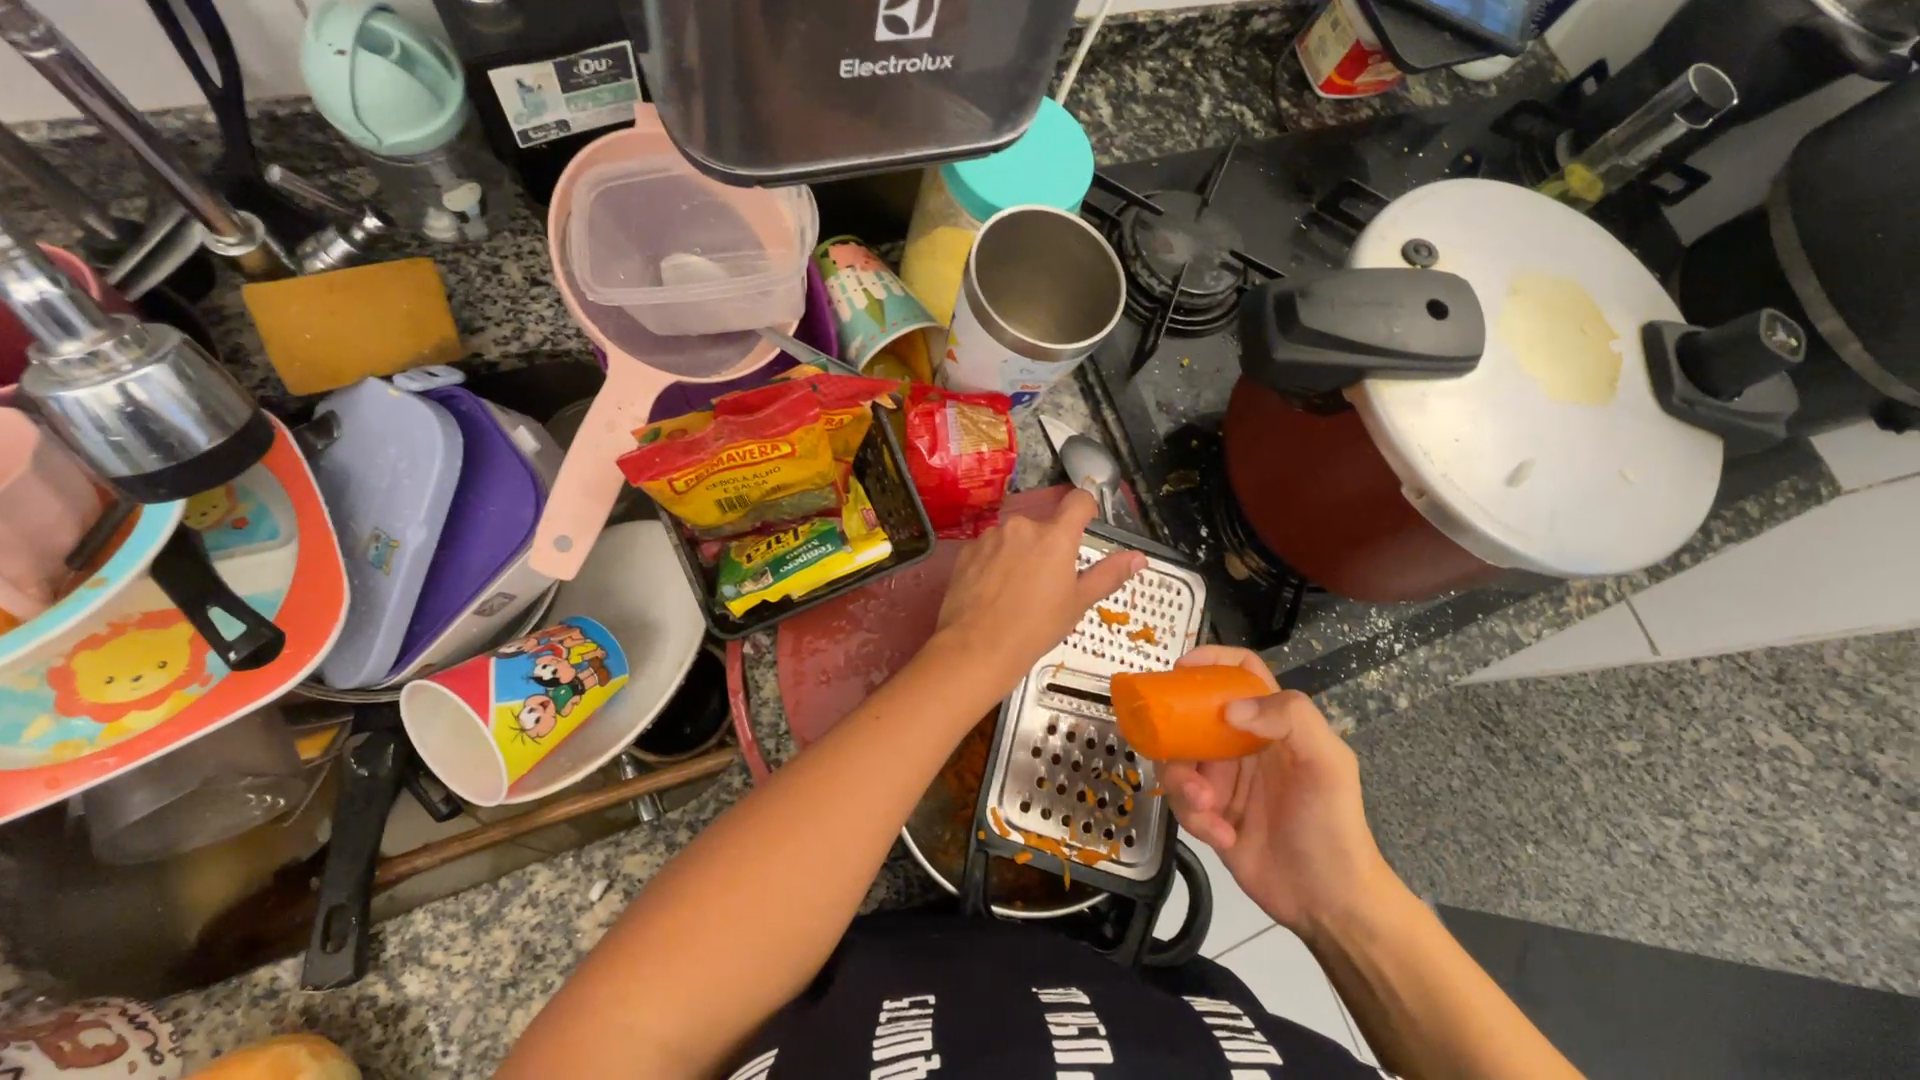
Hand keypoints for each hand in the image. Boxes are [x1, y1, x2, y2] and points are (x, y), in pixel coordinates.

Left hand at [933, 489, 1144, 691]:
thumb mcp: (1078, 603)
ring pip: (1014, 538)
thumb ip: (1108, 575)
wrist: (977, 648)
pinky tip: (992, 593)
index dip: (1086, 509)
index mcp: (1055, 536)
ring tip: (1015, 592)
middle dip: (1047, 547)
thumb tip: (1139, 557)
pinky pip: (988, 550)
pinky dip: (993, 564)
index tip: (1085, 525)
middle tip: (1046, 582)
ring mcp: (990, 537)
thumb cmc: (1035, 627)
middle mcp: (1022, 527)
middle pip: (1043, 527)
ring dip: (1018, 555)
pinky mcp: (967, 552)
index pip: (1078, 501)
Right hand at [1161, 646, 1398, 939]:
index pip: (1242, 673)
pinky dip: (1196, 818)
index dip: (1212, 661)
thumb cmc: (1333, 824)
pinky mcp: (1211, 815)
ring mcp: (1226, 781)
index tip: (1180, 670)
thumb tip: (1230, 709)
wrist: (1329, 900)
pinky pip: (1182, 803)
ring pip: (1180, 762)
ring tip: (1208, 810)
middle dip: (1179, 738)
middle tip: (1183, 764)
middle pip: (1194, 718)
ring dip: (1185, 785)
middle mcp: (1246, 746)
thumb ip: (1290, 718)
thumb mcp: (1327, 763)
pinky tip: (1223, 837)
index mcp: (1275, 724)